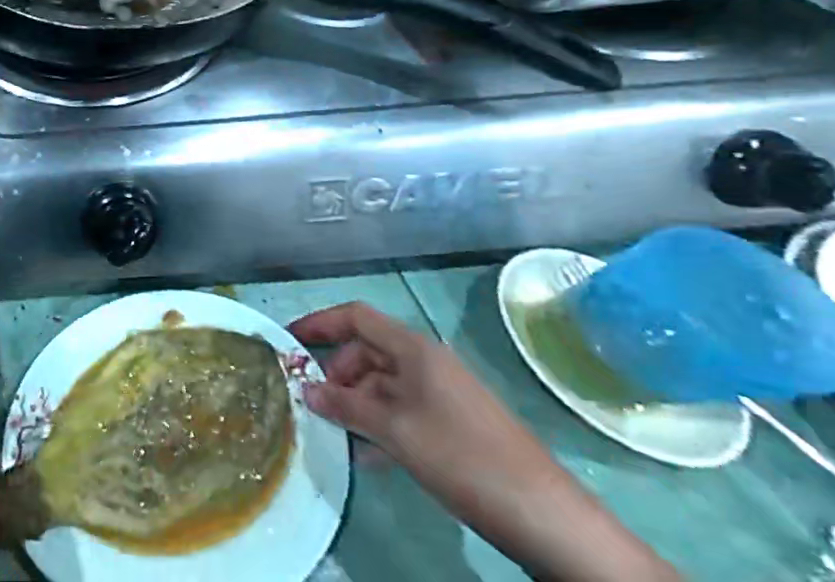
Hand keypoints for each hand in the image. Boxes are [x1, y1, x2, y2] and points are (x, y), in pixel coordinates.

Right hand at [290, 302, 681, 581]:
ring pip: (383, 384)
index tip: (288, 340)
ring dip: (355, 402)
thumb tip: (305, 389)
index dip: (320, 322)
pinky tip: (366, 454)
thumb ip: (345, 405)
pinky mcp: (454, 425)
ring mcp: (443, 394)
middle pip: (368, 351)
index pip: (356, 317)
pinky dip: (379, 423)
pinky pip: (402, 410)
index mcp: (415, 349)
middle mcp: (428, 362)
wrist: (545, 517)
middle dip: (336, 372)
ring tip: (333, 431)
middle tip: (313, 401)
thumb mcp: (393, 430)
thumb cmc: (461, 456)